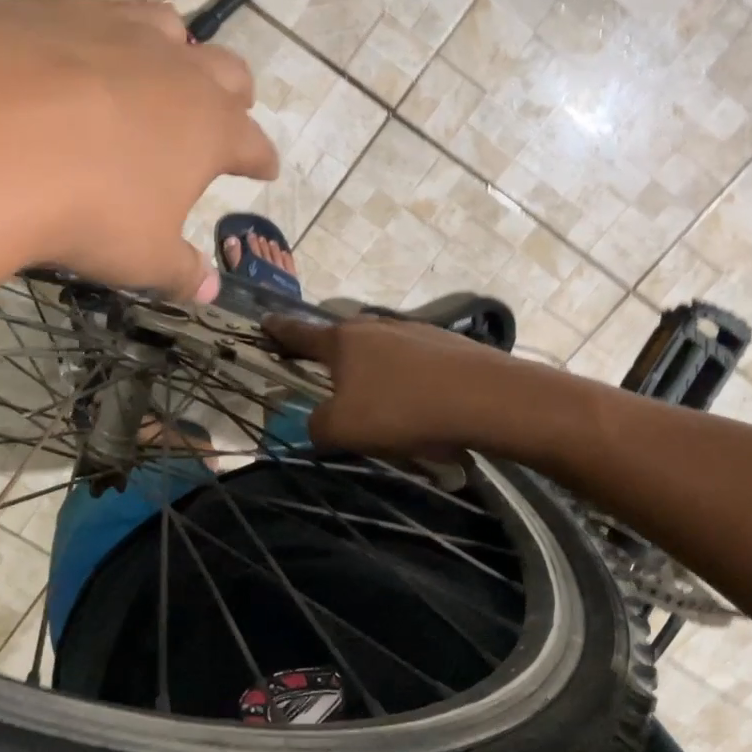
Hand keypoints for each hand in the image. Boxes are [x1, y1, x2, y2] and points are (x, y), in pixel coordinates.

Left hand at [0, 0, 278, 301]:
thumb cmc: (86, 210)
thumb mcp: (140, 258)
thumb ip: (180, 272)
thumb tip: (210, 290)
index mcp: (209, 127)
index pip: (252, 142)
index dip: (260, 158)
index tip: (265, 169)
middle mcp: (174, 67)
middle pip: (226, 71)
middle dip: (232, 94)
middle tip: (227, 110)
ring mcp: (116, 28)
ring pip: (166, 27)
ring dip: (172, 50)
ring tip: (158, 70)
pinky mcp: (55, 7)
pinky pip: (94, 13)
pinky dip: (99, 36)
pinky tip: (73, 56)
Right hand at [263, 315, 517, 457]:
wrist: (487, 400)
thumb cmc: (402, 410)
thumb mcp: (342, 429)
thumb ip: (317, 426)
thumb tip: (319, 422)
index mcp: (343, 340)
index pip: (299, 333)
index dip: (278, 331)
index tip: (264, 322)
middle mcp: (376, 326)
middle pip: (343, 343)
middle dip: (332, 362)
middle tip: (329, 387)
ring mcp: (415, 332)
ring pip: (381, 355)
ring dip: (375, 378)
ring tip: (382, 411)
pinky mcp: (448, 347)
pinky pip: (414, 367)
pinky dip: (408, 386)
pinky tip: (421, 412)